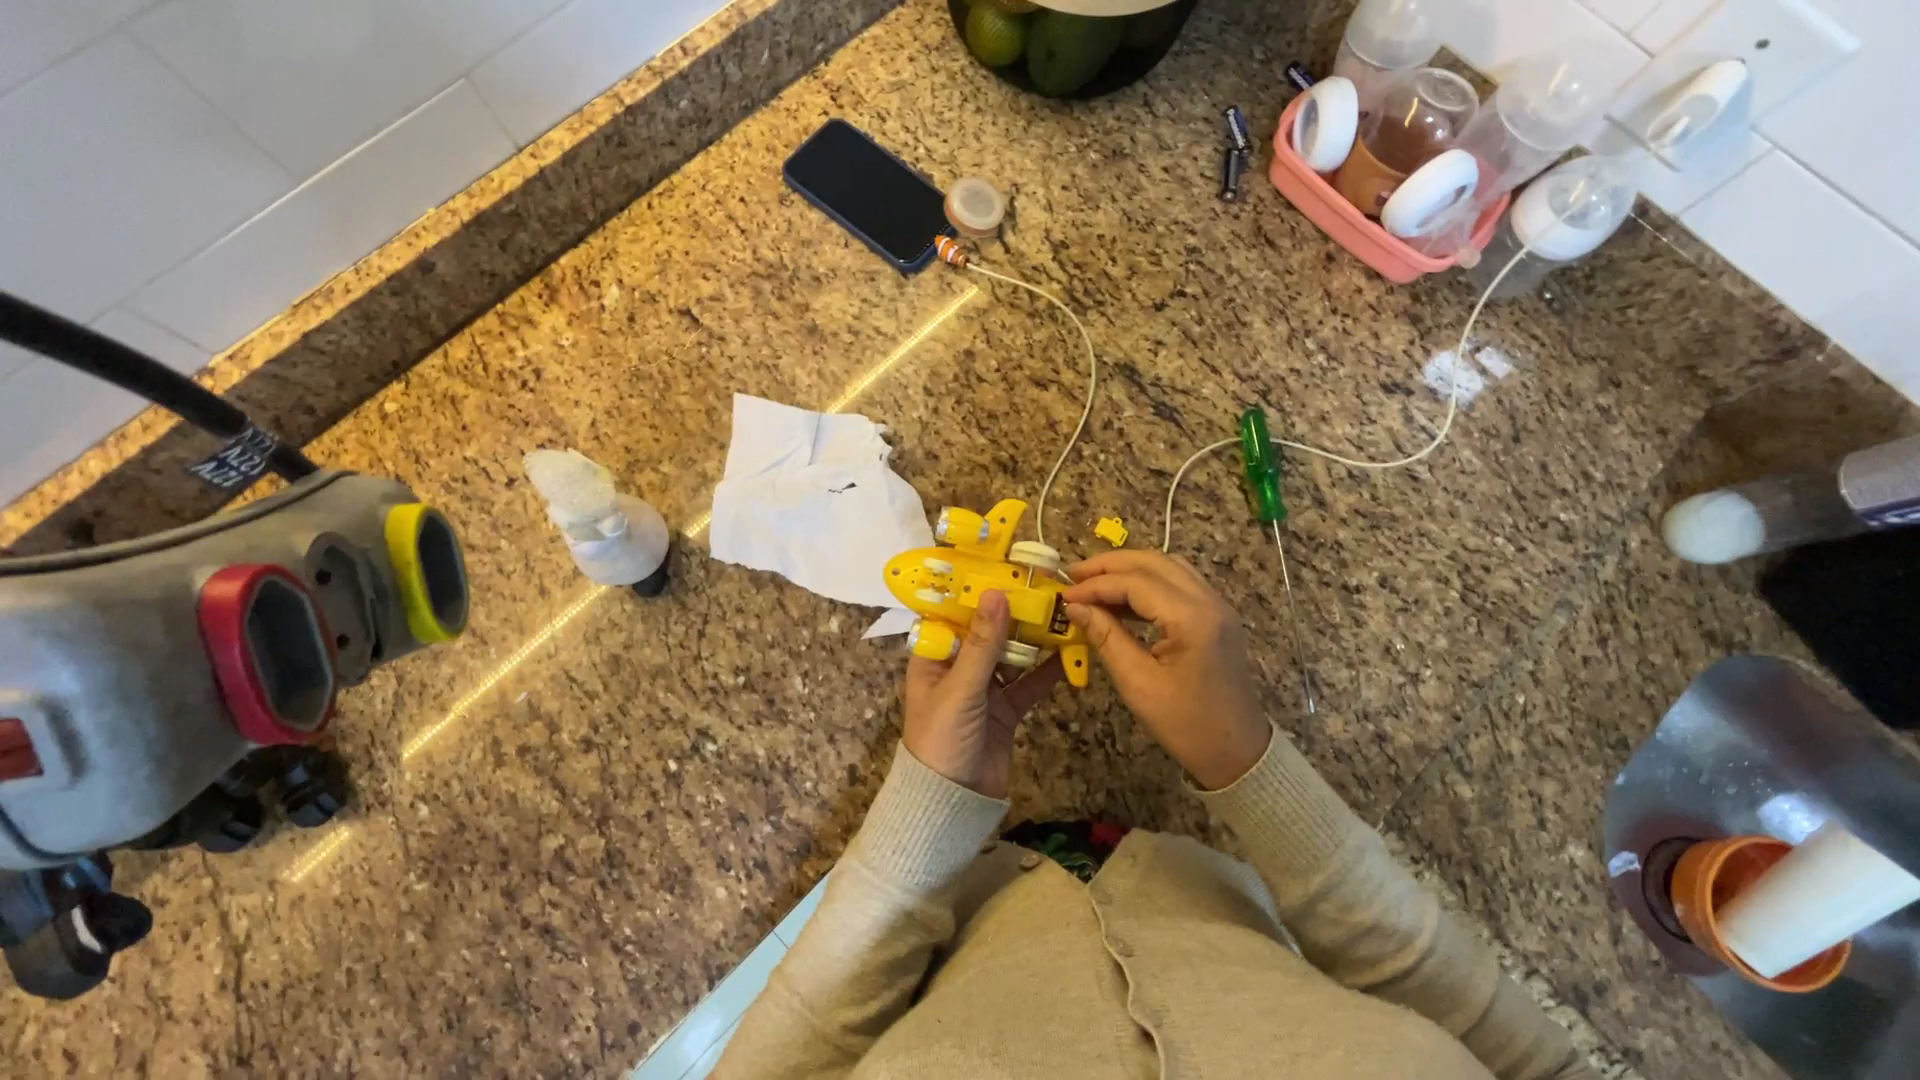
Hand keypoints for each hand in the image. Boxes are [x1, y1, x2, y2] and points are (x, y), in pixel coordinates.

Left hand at [903, 590, 1063, 797]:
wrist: (952, 804)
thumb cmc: (941, 741)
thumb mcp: (960, 690)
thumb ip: (983, 644)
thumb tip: (997, 593)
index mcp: (933, 658)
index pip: (956, 615)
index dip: (980, 591)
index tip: (1008, 567)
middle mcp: (957, 668)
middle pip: (989, 631)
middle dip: (1015, 611)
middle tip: (1046, 587)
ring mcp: (984, 689)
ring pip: (1012, 654)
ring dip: (1035, 637)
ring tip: (1063, 612)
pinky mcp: (1006, 710)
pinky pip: (1029, 683)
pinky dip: (1047, 669)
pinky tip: (1069, 651)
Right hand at [1062, 552, 1272, 789]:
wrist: (1237, 752)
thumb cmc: (1186, 725)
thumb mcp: (1138, 683)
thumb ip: (1106, 637)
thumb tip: (1075, 607)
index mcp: (1192, 618)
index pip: (1135, 582)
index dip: (1095, 585)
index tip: (1063, 595)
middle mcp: (1209, 601)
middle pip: (1153, 562)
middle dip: (1110, 565)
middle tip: (1073, 577)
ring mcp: (1217, 606)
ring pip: (1168, 566)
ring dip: (1129, 570)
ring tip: (1093, 584)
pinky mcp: (1216, 616)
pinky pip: (1179, 583)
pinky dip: (1148, 582)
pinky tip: (1122, 600)